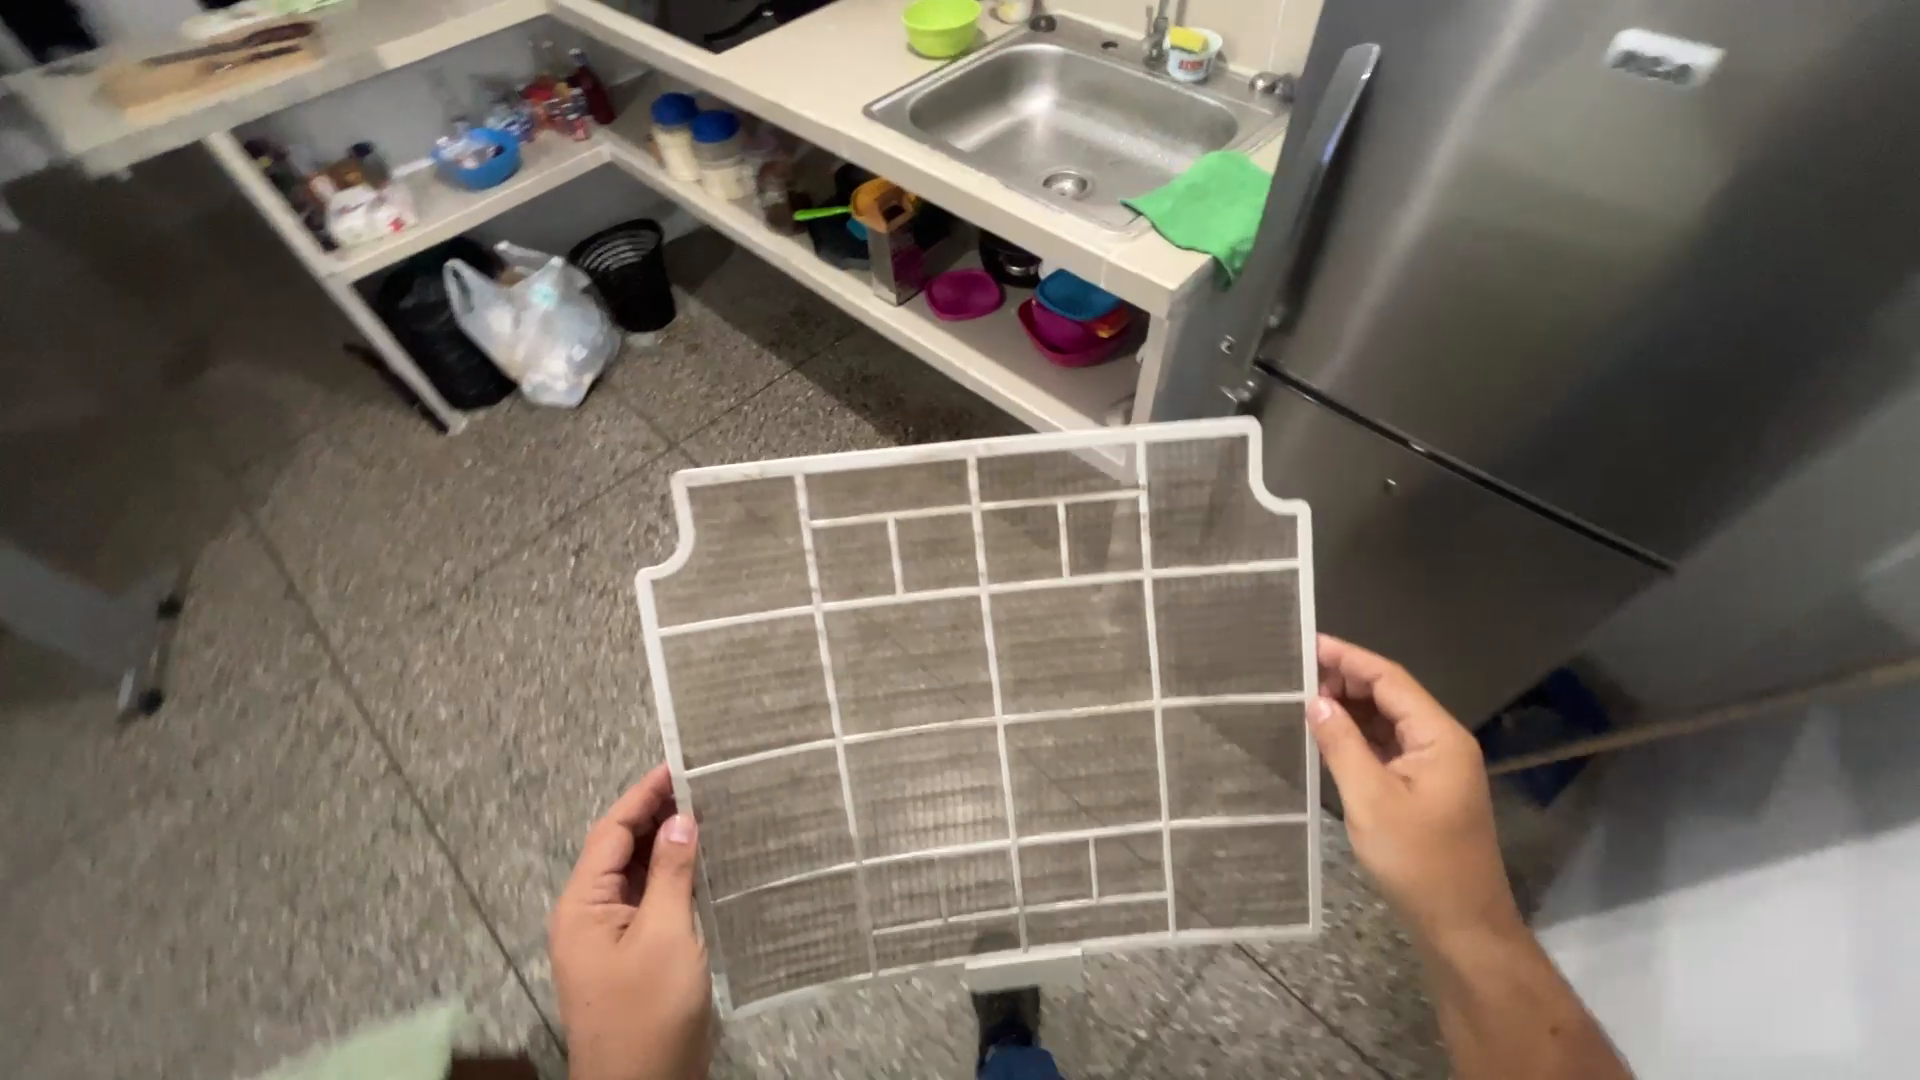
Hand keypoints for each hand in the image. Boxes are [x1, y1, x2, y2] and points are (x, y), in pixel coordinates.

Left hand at [549, 764, 711, 1079]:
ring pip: (635, 872)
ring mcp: (610, 936)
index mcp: (582, 906)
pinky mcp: (633, 952)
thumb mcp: (664, 935)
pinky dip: (673, 871)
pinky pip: (649, 896)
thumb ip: (670, 872)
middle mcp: (589, 914)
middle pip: (619, 848)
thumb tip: (680, 819)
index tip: (679, 764)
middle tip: (702, 781)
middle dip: (655, 812)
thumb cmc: (649, 1011)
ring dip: (666, 840)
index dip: (643, 795)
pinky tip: (704, 860)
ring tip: (708, 809)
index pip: (611, 833)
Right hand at [1309, 635, 1522, 946]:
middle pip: (1391, 694)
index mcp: (1439, 737)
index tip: (1308, 643)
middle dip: (1346, 680)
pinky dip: (1357, 733)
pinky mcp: (1425, 785)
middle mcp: (1442, 742)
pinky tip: (1328, 733)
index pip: (1390, 679)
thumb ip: (1341, 742)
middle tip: (1295, 675)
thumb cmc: (1418, 860)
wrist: (1461, 924)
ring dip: (1349, 706)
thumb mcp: (1370, 798)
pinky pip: (1387, 744)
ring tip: (1303, 698)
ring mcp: (1435, 765)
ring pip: (1388, 719)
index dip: (1348, 658)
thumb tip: (1315, 700)